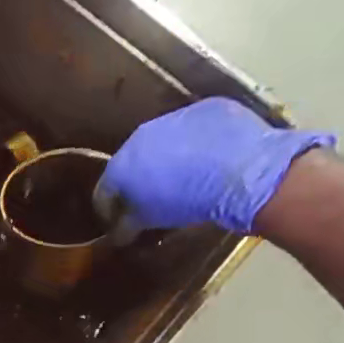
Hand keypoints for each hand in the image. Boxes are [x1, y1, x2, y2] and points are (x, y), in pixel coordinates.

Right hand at [98, 99, 337, 234]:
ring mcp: (173, 117)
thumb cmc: (185, 201)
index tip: (119, 222)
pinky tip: (208, 160)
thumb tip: (118, 233)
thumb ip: (126, 226)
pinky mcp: (205, 108)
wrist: (240, 171)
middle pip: (131, 162)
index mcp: (121, 165)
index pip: (103, 191)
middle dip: (137, 181)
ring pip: (160, 142)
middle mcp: (140, 136)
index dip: (109, 210)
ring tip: (182, 179)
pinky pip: (192, 129)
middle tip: (150, 199)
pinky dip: (194, 144)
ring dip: (164, 160)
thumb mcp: (149, 220)